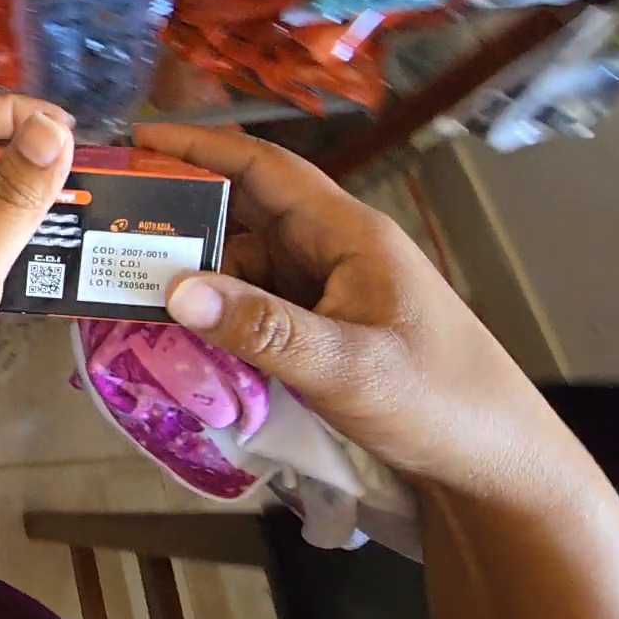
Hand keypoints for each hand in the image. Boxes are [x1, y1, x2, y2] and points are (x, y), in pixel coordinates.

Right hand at [134, 124, 582, 502]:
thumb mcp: (350, 367)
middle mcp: (328, 248)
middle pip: (240, 206)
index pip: (262, 167)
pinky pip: (246, 293)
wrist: (503, 477)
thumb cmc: (445, 406)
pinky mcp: (312, 319)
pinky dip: (209, 297)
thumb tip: (175, 291)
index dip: (199, 146)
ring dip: (189, 258)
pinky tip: (176, 314)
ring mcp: (320, 285)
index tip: (138, 141)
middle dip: (178, 203)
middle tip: (115, 208)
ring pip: (238, 252)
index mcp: (347, 234)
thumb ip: (262, 329)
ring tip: (128, 267)